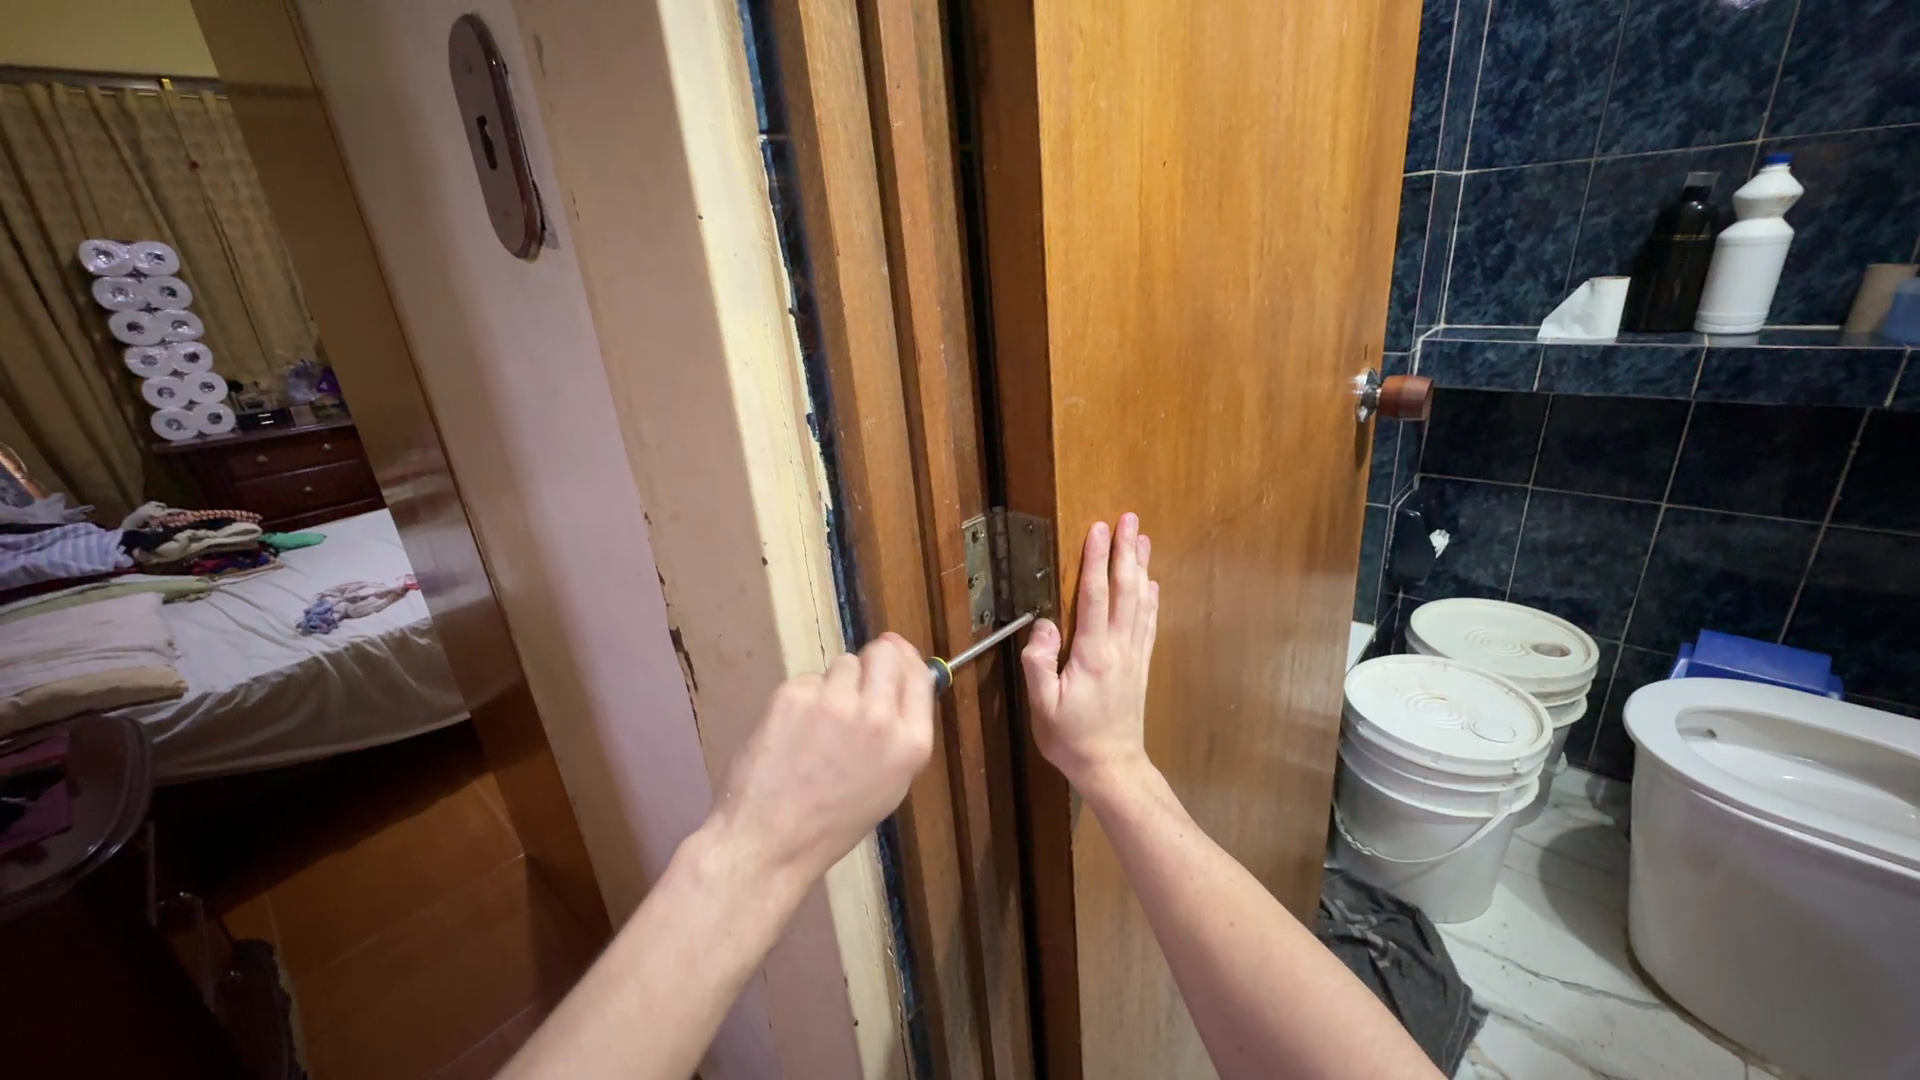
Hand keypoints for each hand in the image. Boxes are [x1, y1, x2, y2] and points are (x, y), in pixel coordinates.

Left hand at [711, 633, 935, 884]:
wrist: (769, 841)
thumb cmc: (832, 823)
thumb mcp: (889, 785)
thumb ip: (900, 732)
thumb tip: (899, 682)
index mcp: (911, 743)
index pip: (919, 674)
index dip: (904, 659)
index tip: (893, 653)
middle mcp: (879, 717)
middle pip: (885, 653)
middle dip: (871, 662)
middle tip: (853, 685)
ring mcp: (836, 703)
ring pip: (843, 663)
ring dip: (834, 684)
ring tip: (817, 724)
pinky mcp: (796, 696)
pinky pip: (808, 679)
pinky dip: (802, 698)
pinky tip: (792, 731)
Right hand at [1020, 513, 1159, 790]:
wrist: (1112, 766)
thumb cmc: (1071, 738)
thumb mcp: (1043, 706)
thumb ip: (1039, 664)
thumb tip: (1043, 625)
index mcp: (1093, 654)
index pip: (1094, 596)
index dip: (1095, 560)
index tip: (1098, 529)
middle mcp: (1119, 647)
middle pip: (1124, 590)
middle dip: (1126, 552)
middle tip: (1129, 519)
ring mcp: (1133, 655)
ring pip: (1141, 601)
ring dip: (1141, 567)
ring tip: (1143, 538)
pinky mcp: (1140, 665)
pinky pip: (1149, 623)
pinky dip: (1152, 599)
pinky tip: (1152, 583)